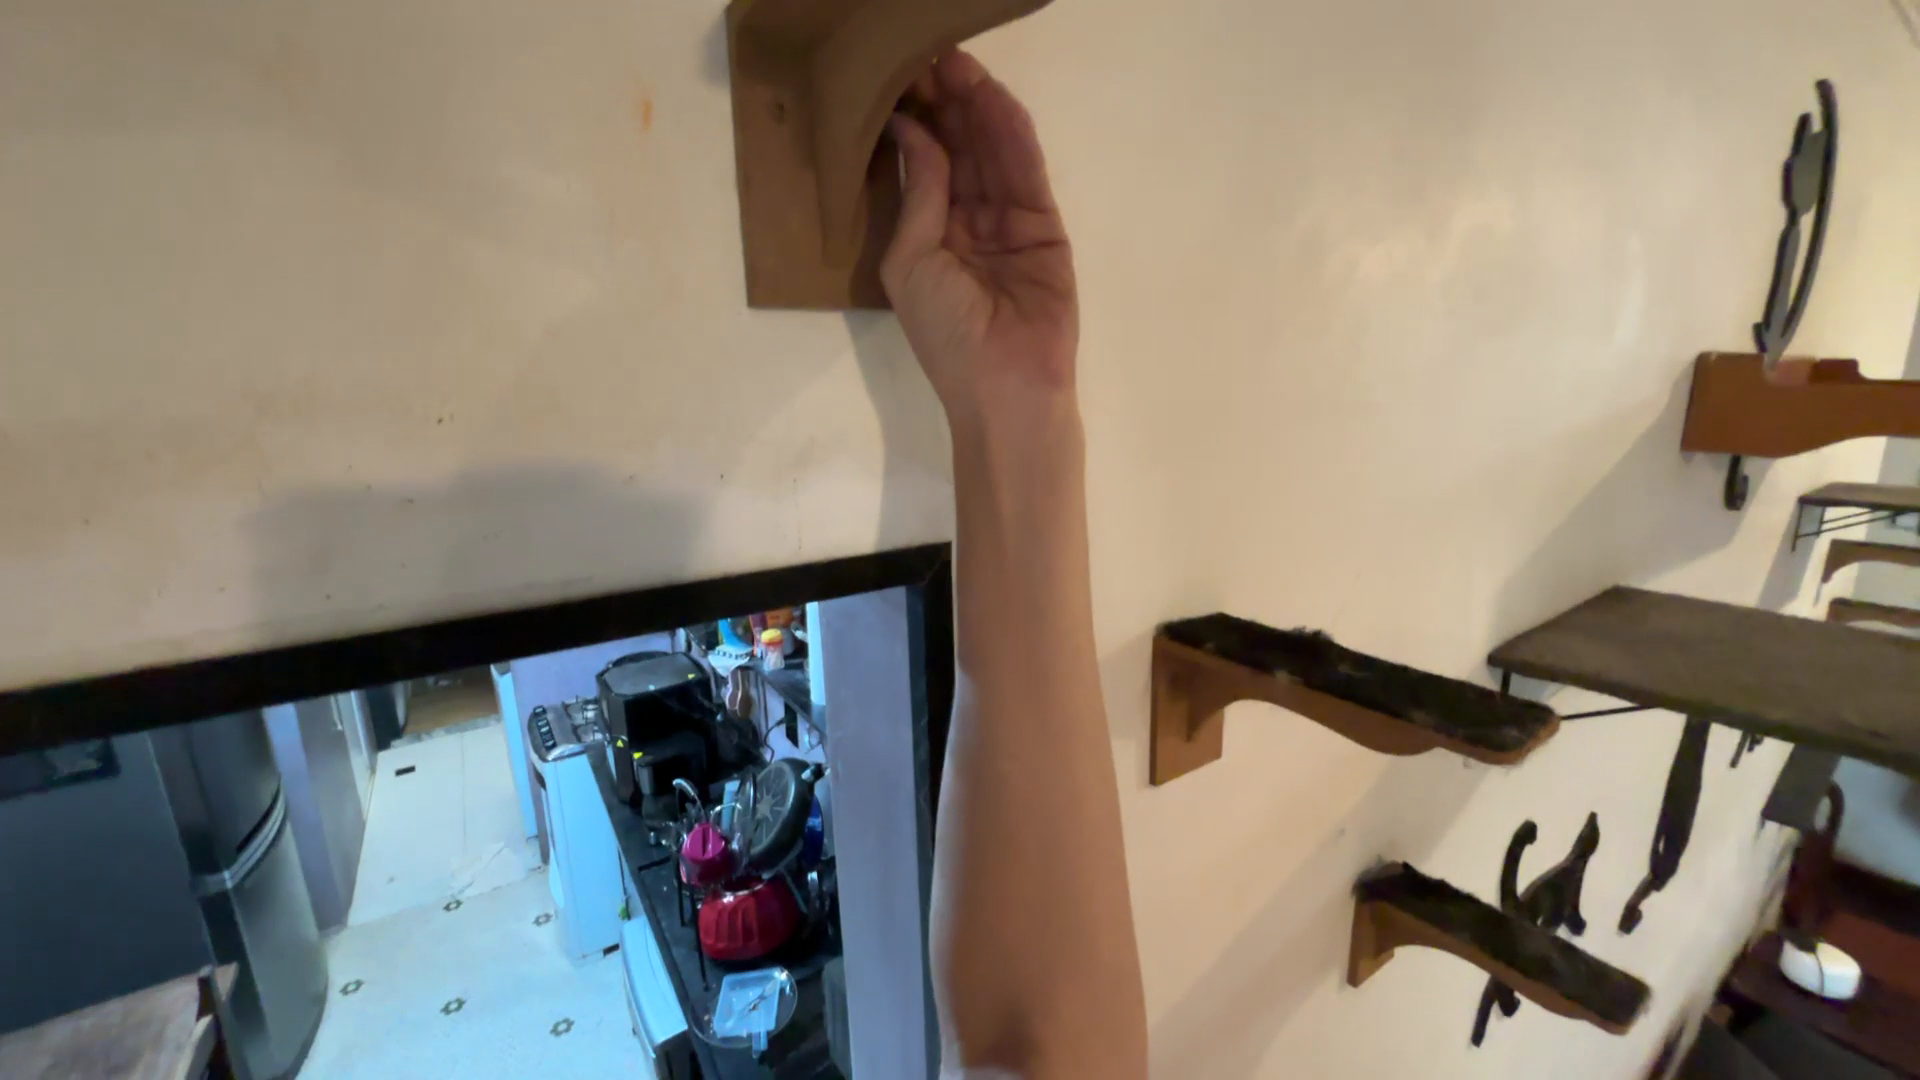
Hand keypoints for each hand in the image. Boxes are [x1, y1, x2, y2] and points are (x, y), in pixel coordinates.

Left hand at [882, 50, 1076, 428]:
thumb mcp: (911, 262)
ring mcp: (1009, 226)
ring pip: (993, 155)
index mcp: (929, 238)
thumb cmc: (946, 335)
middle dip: (944, 104)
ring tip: (956, 60)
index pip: (925, 167)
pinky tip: (994, 98)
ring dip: (976, 109)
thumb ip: (919, 194)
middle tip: (926, 51)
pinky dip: (1013, 137)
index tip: (899, 75)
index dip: (915, 123)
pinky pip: (1026, 174)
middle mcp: (968, 225)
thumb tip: (910, 129)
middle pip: (959, 151)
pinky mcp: (1045, 230)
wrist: (1005, 388)